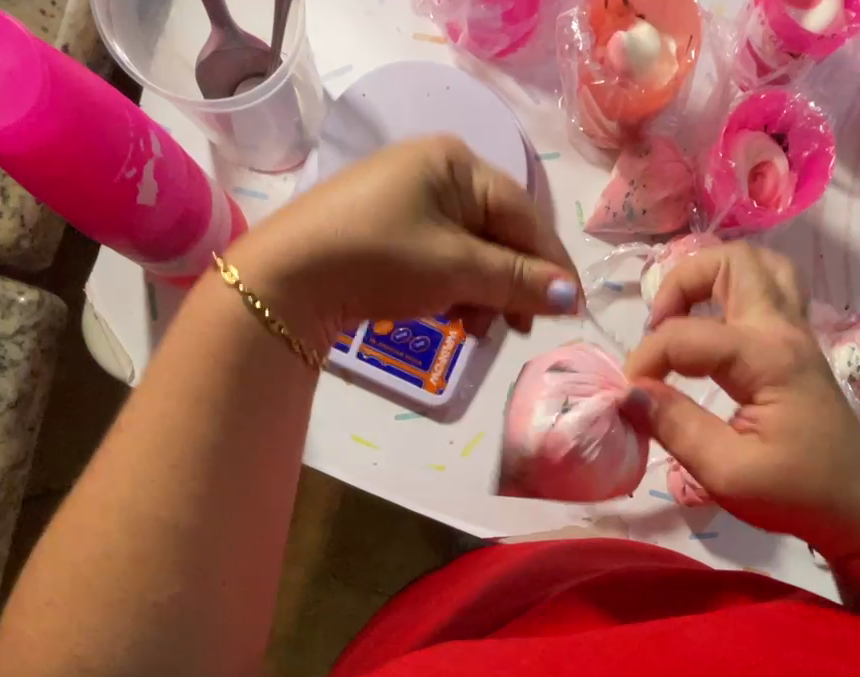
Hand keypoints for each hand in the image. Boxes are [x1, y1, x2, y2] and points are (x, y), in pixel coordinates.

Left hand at [222, 135, 579, 344]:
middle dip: (512, 286)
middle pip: (500, 235)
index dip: (551, 265)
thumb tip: (572, 297)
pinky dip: (457, 292)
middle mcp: (439, 173)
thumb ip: (518, 281)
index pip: (524, 216)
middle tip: (518, 330)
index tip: (571, 309)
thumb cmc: (378, 259)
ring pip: (475, 253)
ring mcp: (413, 202)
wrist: (287, 280)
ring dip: (485, 295)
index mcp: (458, 163)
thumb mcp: (456, 269)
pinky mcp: (394, 232)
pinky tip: (452, 320)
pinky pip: (446, 261)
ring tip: (474, 330)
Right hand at [624, 242, 859, 560]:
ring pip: (757, 266)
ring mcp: (796, 333)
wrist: (858, 506)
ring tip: (684, 322)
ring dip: (712, 281)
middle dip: (681, 284)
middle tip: (659, 331)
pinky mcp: (797, 346)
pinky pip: (768, 291)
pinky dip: (732, 296)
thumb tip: (629, 394)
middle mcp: (784, 331)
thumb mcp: (727, 473)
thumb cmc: (796, 494)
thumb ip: (676, 427)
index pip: (687, 334)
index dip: (646, 359)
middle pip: (733, 261)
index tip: (630, 396)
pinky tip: (712, 332)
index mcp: (768, 360)